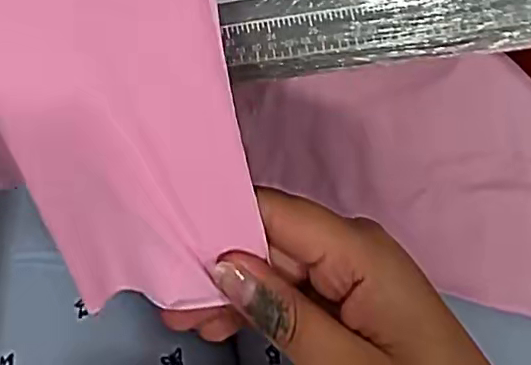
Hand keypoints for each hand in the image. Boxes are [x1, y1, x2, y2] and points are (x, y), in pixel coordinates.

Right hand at [164, 188, 487, 363]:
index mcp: (358, 247)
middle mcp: (352, 244)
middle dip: (220, 264)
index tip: (174, 240)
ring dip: (234, 289)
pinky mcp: (352, 294)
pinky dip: (262, 305)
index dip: (221, 220)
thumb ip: (287, 315)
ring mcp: (352, 269)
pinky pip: (296, 287)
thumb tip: (223, 262)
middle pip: (270, 238)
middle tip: (172, 298)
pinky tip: (226, 319)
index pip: (274, 212)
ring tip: (187, 314)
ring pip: (276, 265)